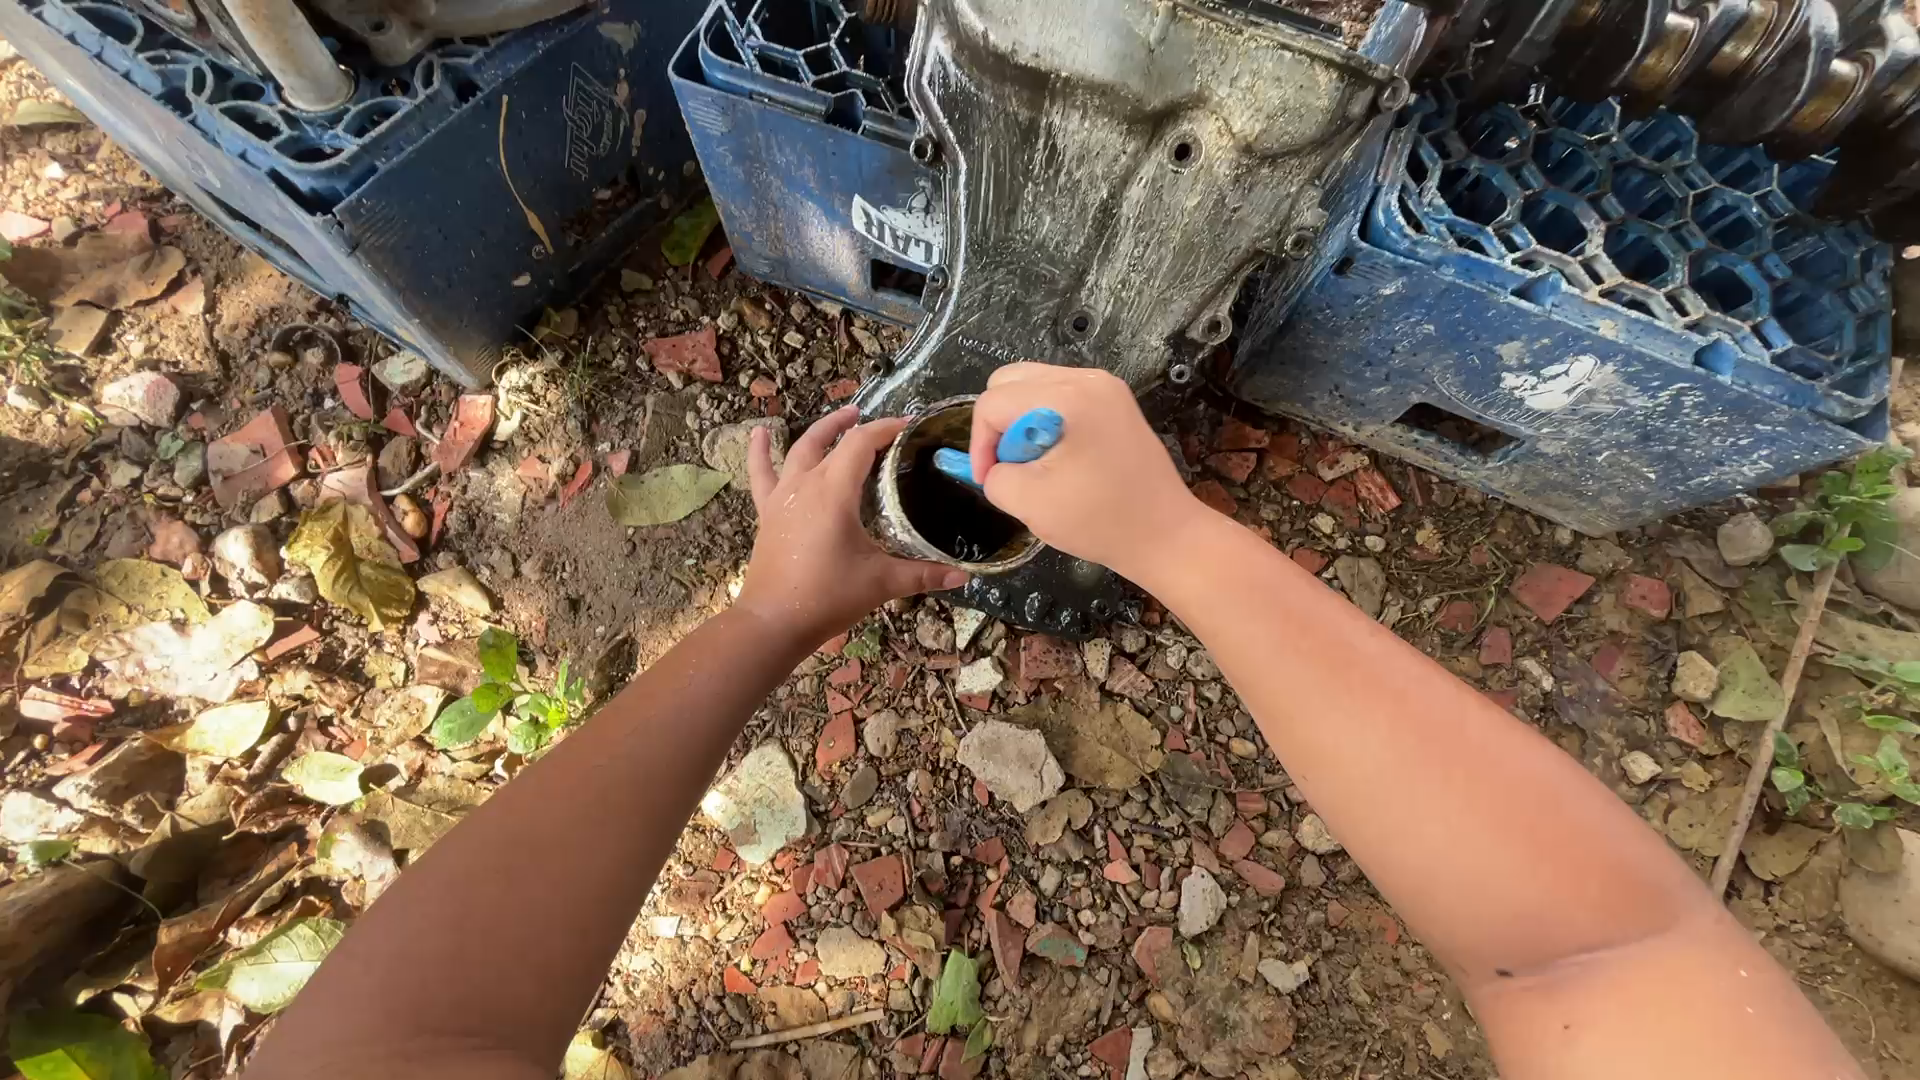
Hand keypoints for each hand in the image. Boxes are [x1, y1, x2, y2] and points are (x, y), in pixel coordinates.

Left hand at [736, 405, 969, 645]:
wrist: (774, 621)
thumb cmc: (828, 597)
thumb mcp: (881, 582)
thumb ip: (923, 574)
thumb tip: (963, 576)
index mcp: (834, 492)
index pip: (862, 443)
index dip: (887, 429)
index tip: (910, 426)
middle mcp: (806, 484)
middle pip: (832, 440)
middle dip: (858, 426)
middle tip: (881, 423)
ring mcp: (782, 497)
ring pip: (799, 450)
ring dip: (821, 431)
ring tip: (841, 417)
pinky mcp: (768, 513)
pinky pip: (761, 474)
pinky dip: (759, 452)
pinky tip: (760, 434)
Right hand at [968, 363, 1203, 576]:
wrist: (1164, 534)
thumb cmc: (1098, 520)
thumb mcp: (1029, 503)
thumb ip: (995, 476)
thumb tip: (996, 465)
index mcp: (1067, 398)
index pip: (993, 402)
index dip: (980, 443)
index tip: (989, 479)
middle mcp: (1088, 379)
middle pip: (1010, 380)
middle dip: (1000, 425)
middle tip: (1014, 466)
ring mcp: (1105, 387)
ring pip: (1033, 385)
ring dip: (1022, 422)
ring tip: (1039, 463)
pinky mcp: (1114, 401)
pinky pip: (1060, 396)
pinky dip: (1046, 421)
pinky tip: (1061, 456)